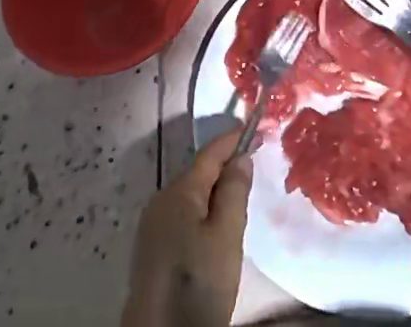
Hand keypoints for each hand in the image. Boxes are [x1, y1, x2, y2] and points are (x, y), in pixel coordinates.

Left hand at [122, 128, 253, 326]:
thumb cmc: (198, 282)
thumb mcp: (227, 235)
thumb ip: (234, 192)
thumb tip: (240, 157)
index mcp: (180, 191)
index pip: (210, 153)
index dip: (233, 139)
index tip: (257, 128)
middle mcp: (162, 200)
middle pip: (199, 172)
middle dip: (225, 164)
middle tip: (255, 161)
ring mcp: (153, 225)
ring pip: (191, 194)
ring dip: (215, 189)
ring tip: (241, 193)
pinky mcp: (152, 248)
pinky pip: (183, 214)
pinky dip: (203, 209)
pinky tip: (216, 224)